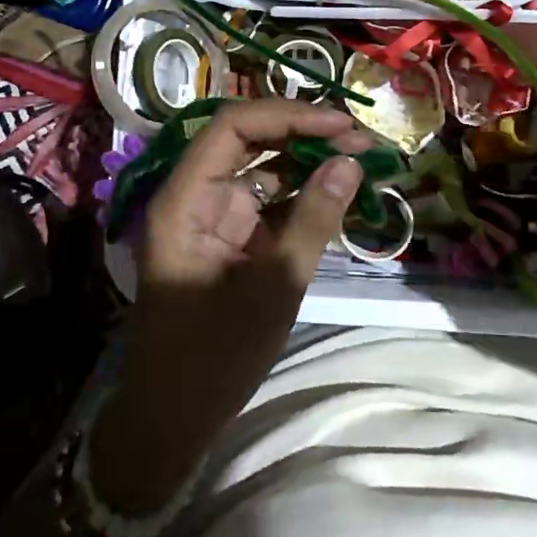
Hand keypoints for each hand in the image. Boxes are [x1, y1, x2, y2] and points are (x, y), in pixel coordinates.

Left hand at [96, 101, 369, 514]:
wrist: (173, 420)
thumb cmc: (214, 357)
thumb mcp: (274, 288)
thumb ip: (313, 221)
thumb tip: (351, 162)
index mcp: (186, 200)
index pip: (234, 127)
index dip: (289, 116)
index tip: (342, 126)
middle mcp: (196, 196)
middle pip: (249, 140)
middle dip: (306, 134)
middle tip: (362, 141)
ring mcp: (214, 218)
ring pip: (263, 169)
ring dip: (310, 161)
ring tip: (362, 159)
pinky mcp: (233, 240)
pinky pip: (270, 202)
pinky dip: (305, 194)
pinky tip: (341, 191)